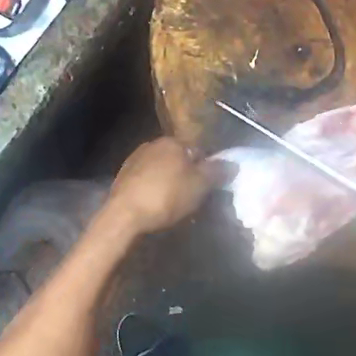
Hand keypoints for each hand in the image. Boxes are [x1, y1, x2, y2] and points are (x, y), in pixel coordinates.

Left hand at [100, 137, 219, 237]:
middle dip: (187, 175)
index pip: (199, 150)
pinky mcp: (123, 175)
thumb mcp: (199, 186)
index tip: (209, 188)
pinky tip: (154, 203)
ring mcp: (135, 158)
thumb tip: (232, 163)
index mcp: (173, 142)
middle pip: (179, 159)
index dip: (207, 169)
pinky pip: (146, 179)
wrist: (124, 214)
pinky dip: (153, 188)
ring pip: (162, 169)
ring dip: (169, 181)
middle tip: (192, 197)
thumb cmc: (166, 197)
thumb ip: (217, 172)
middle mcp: (153, 144)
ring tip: (174, 203)